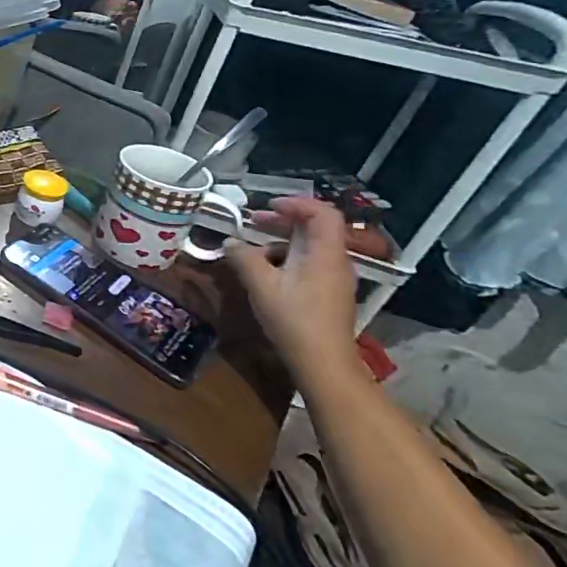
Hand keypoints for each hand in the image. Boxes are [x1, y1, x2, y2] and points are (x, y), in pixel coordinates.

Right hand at [225, 197, 359, 379]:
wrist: (323, 363)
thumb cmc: (293, 319)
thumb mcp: (260, 285)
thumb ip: (243, 257)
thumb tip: (230, 242)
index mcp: (325, 253)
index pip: (322, 212)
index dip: (296, 203)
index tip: (267, 205)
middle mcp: (335, 261)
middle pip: (316, 227)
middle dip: (283, 220)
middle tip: (253, 221)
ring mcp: (335, 278)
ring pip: (311, 246)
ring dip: (282, 240)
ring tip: (253, 249)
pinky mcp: (329, 293)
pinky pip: (310, 263)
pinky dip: (287, 258)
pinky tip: (265, 273)